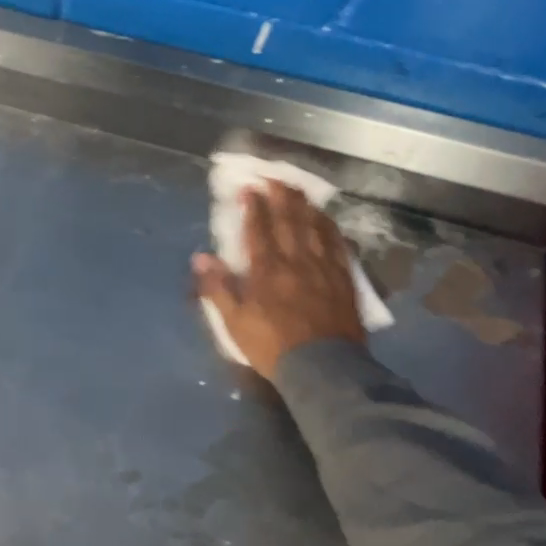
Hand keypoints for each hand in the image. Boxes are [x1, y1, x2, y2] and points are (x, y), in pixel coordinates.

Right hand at [194, 180, 365, 379]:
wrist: (323, 368)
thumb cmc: (271, 346)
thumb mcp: (234, 321)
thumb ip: (217, 287)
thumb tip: (201, 257)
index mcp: (266, 270)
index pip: (258, 228)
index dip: (252, 206)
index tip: (248, 188)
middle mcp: (296, 260)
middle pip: (289, 220)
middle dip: (280, 196)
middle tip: (273, 177)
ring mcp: (324, 268)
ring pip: (315, 227)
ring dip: (305, 205)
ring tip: (298, 190)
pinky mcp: (344, 279)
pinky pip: (337, 245)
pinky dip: (329, 227)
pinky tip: (326, 220)